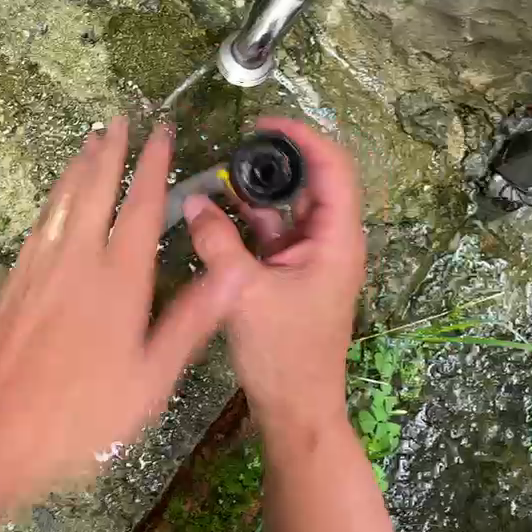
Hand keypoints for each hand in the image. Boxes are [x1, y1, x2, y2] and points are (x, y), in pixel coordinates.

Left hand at [0, 119, 249, 531]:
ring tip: (91, 138)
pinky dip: (54, 195)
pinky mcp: (15, 278)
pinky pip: (41, 220)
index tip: (163, 131)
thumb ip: (190, 322)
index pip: (142, 205)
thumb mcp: (148, 380)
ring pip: (64, 198)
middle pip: (96, 188)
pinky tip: (56, 194)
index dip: (154, 164)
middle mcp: (79, 258)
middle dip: (112, 150)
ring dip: (80, 164)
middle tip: (120, 116)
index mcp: (118, 278)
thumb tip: (234, 274)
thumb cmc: (78, 412)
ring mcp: (41, 265)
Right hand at [182, 116, 365, 441]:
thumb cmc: (283, 352)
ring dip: (262, 186)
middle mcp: (332, 239)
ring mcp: (313, 255)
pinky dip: (252, 215)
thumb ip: (218, 242)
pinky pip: (275, 230)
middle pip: (315, 180)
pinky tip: (220, 205)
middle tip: (238, 142)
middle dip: (279, 157)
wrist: (296, 409)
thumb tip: (193, 201)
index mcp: (337, 238)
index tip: (264, 123)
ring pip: (292, 205)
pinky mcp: (294, 270)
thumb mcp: (245, 292)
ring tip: (224, 168)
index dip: (304, 137)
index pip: (333, 167)